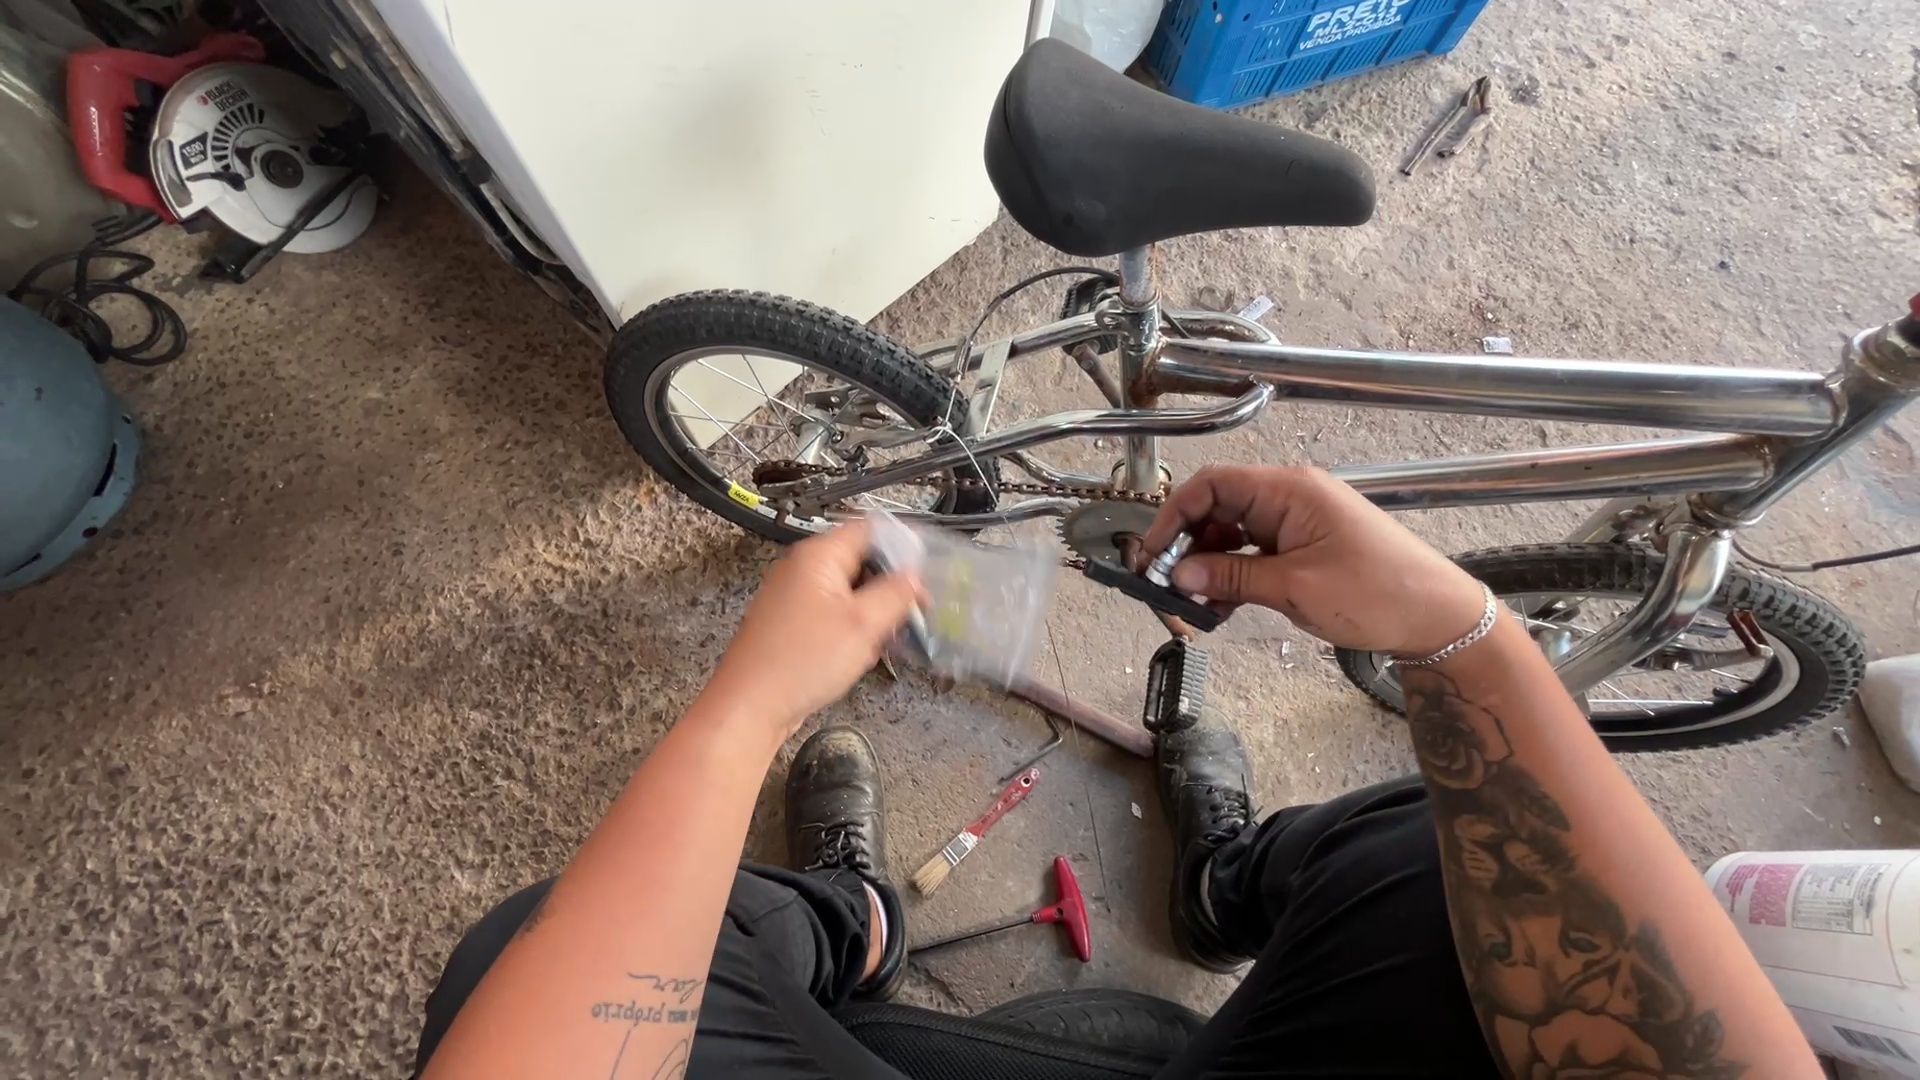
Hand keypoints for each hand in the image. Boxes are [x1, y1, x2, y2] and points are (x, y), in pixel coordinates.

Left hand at [702, 521, 921, 740]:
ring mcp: (796, 597)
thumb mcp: (863, 624)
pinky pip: (835, 614)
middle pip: (861, 561)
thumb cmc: (798, 662)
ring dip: (874, 611)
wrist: (751, 707)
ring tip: (884, 639)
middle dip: (890, 585)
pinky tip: (861, 653)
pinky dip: (854, 628)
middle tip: (912, 610)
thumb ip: (896, 593)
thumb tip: (915, 576)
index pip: (869, 529)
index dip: (902, 545)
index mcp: (818, 556)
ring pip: (850, 591)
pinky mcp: (794, 624)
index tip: (924, 569)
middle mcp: (803, 570)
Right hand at [1140, 465, 1484, 655]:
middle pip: (1216, 509)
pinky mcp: (1299, 547)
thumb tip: (1178, 576)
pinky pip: (1249, 554)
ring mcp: (1294, 523)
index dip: (1174, 515)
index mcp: (1289, 490)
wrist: (1439, 619)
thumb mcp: (1294, 587)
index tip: (1154, 552)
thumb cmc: (1379, 593)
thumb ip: (1229, 578)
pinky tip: (1219, 606)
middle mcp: (1288, 498)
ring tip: (1194, 604)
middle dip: (1186, 545)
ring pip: (1229, 535)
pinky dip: (1229, 577)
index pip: (1212, 484)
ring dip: (1206, 567)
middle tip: (1167, 584)